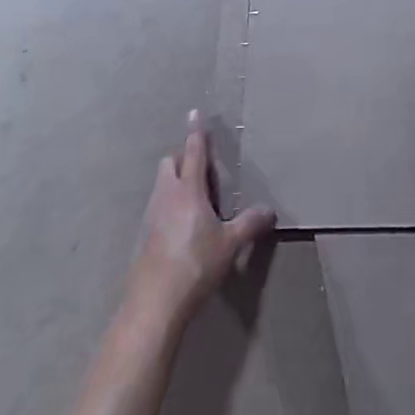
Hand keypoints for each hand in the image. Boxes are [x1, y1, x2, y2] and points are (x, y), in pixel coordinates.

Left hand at [125, 110, 275, 322]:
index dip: (196, 132)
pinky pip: (157, 205)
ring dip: (174, 180)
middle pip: (170, 162)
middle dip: (182, 157)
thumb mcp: (230, 244)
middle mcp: (167, 194)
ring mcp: (151, 214)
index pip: (193, 152)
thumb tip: (270, 211)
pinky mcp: (144, 233)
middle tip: (201, 167)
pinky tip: (181, 225)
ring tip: (195, 197)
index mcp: (189, 190)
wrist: (155, 301)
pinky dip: (168, 203)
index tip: (193, 113)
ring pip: (161, 184)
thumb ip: (250, 224)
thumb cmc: (196, 264)